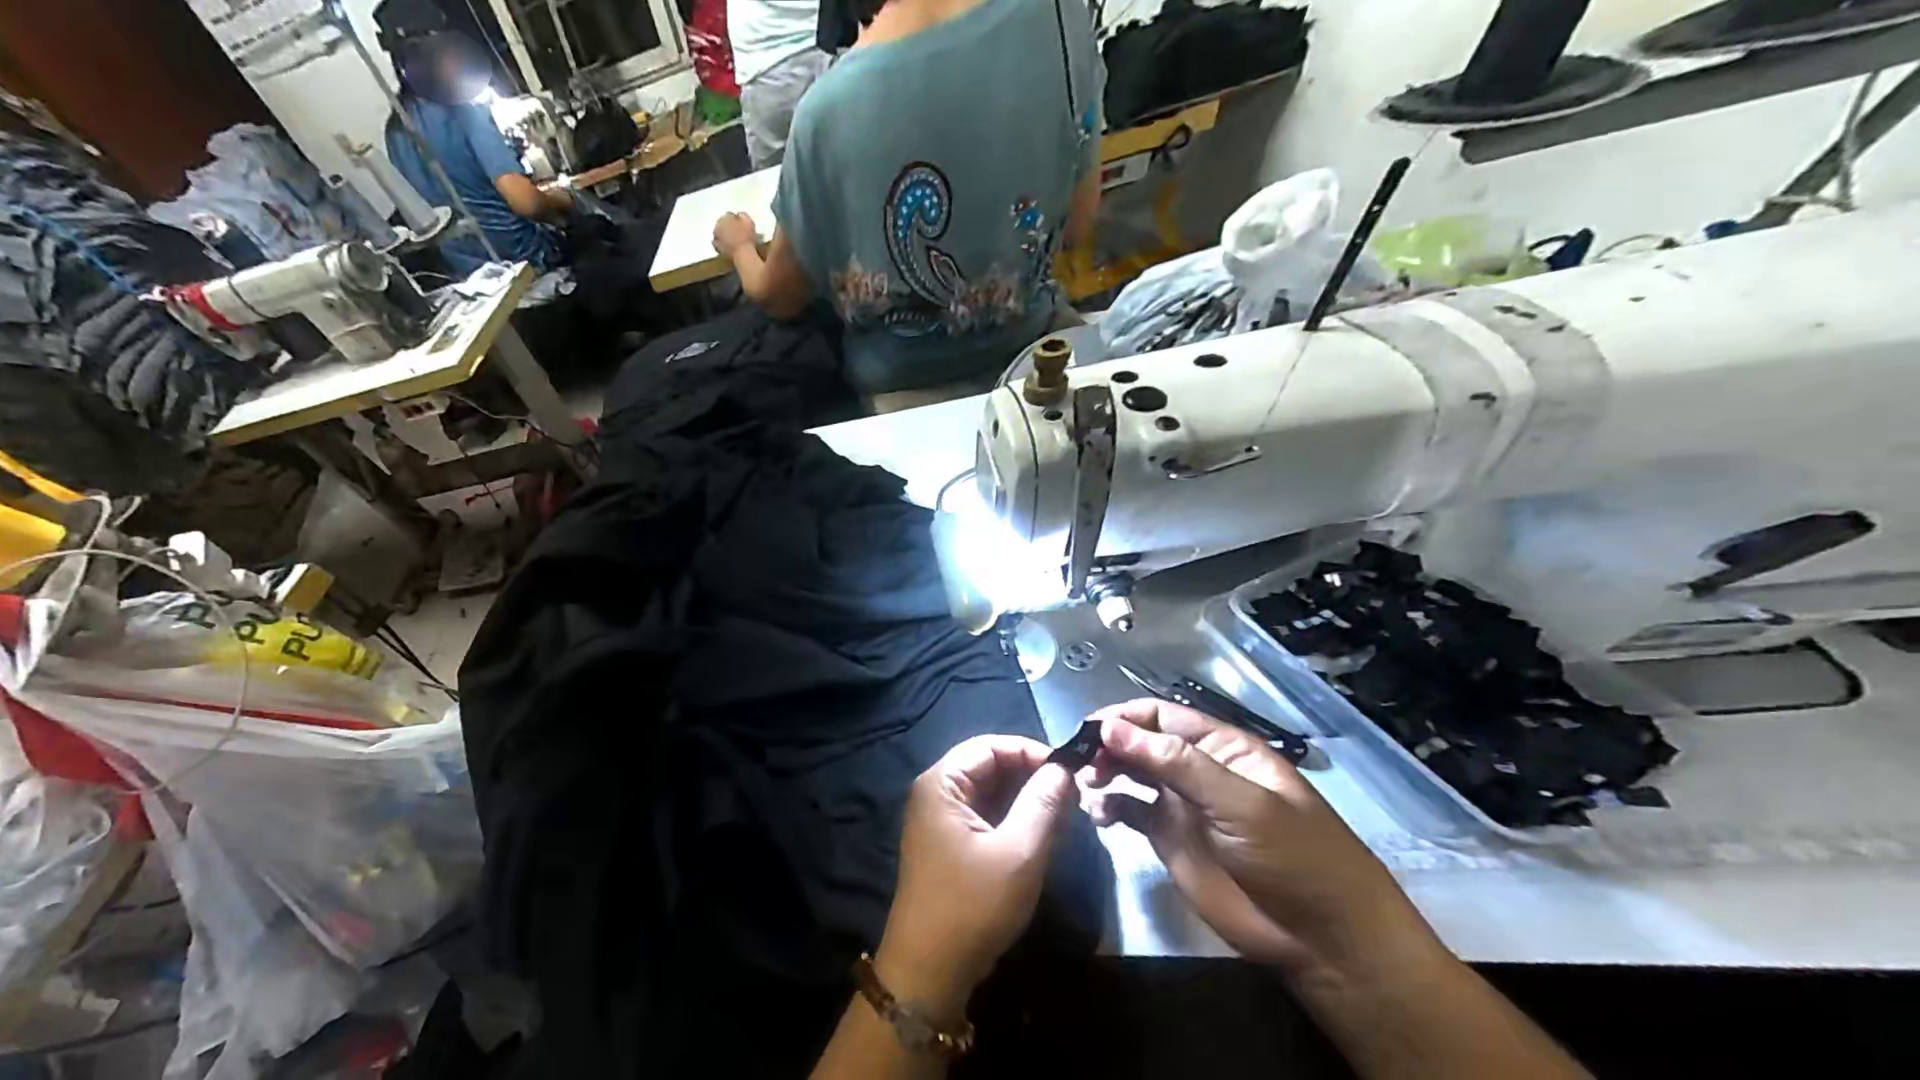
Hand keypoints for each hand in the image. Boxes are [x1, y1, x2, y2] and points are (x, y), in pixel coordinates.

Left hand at [712, 211, 758, 256]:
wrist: (743, 253)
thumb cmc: (747, 236)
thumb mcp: (748, 221)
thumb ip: (742, 215)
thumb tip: (739, 214)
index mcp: (725, 218)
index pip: (729, 215)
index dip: (735, 219)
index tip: (741, 224)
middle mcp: (717, 225)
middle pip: (722, 223)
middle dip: (728, 225)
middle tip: (736, 231)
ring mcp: (715, 236)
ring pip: (719, 232)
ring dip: (723, 234)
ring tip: (731, 239)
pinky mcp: (716, 247)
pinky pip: (718, 243)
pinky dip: (721, 243)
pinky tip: (727, 245)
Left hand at [877, 735, 1076, 1020]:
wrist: (928, 975)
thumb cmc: (972, 906)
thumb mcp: (1019, 853)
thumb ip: (1044, 803)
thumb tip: (1064, 769)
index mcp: (941, 784)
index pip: (991, 746)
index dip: (1032, 752)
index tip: (1069, 773)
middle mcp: (935, 794)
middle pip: (989, 766)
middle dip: (1031, 777)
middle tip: (1071, 797)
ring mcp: (939, 821)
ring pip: (990, 792)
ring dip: (1026, 799)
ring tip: (1063, 817)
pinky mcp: (948, 845)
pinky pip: (985, 816)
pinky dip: (1013, 819)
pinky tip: (1041, 835)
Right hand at [1087, 699, 1442, 980]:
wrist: (1321, 938)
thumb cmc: (1293, 856)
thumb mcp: (1241, 802)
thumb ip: (1177, 764)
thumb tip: (1111, 728)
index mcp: (1221, 747)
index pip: (1162, 716)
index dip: (1124, 717)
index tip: (1088, 730)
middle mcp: (1196, 768)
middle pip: (1141, 741)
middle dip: (1108, 744)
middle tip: (1081, 762)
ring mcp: (1182, 804)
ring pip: (1131, 773)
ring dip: (1105, 771)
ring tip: (1086, 784)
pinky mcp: (1169, 840)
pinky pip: (1130, 811)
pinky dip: (1109, 807)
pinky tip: (1099, 815)